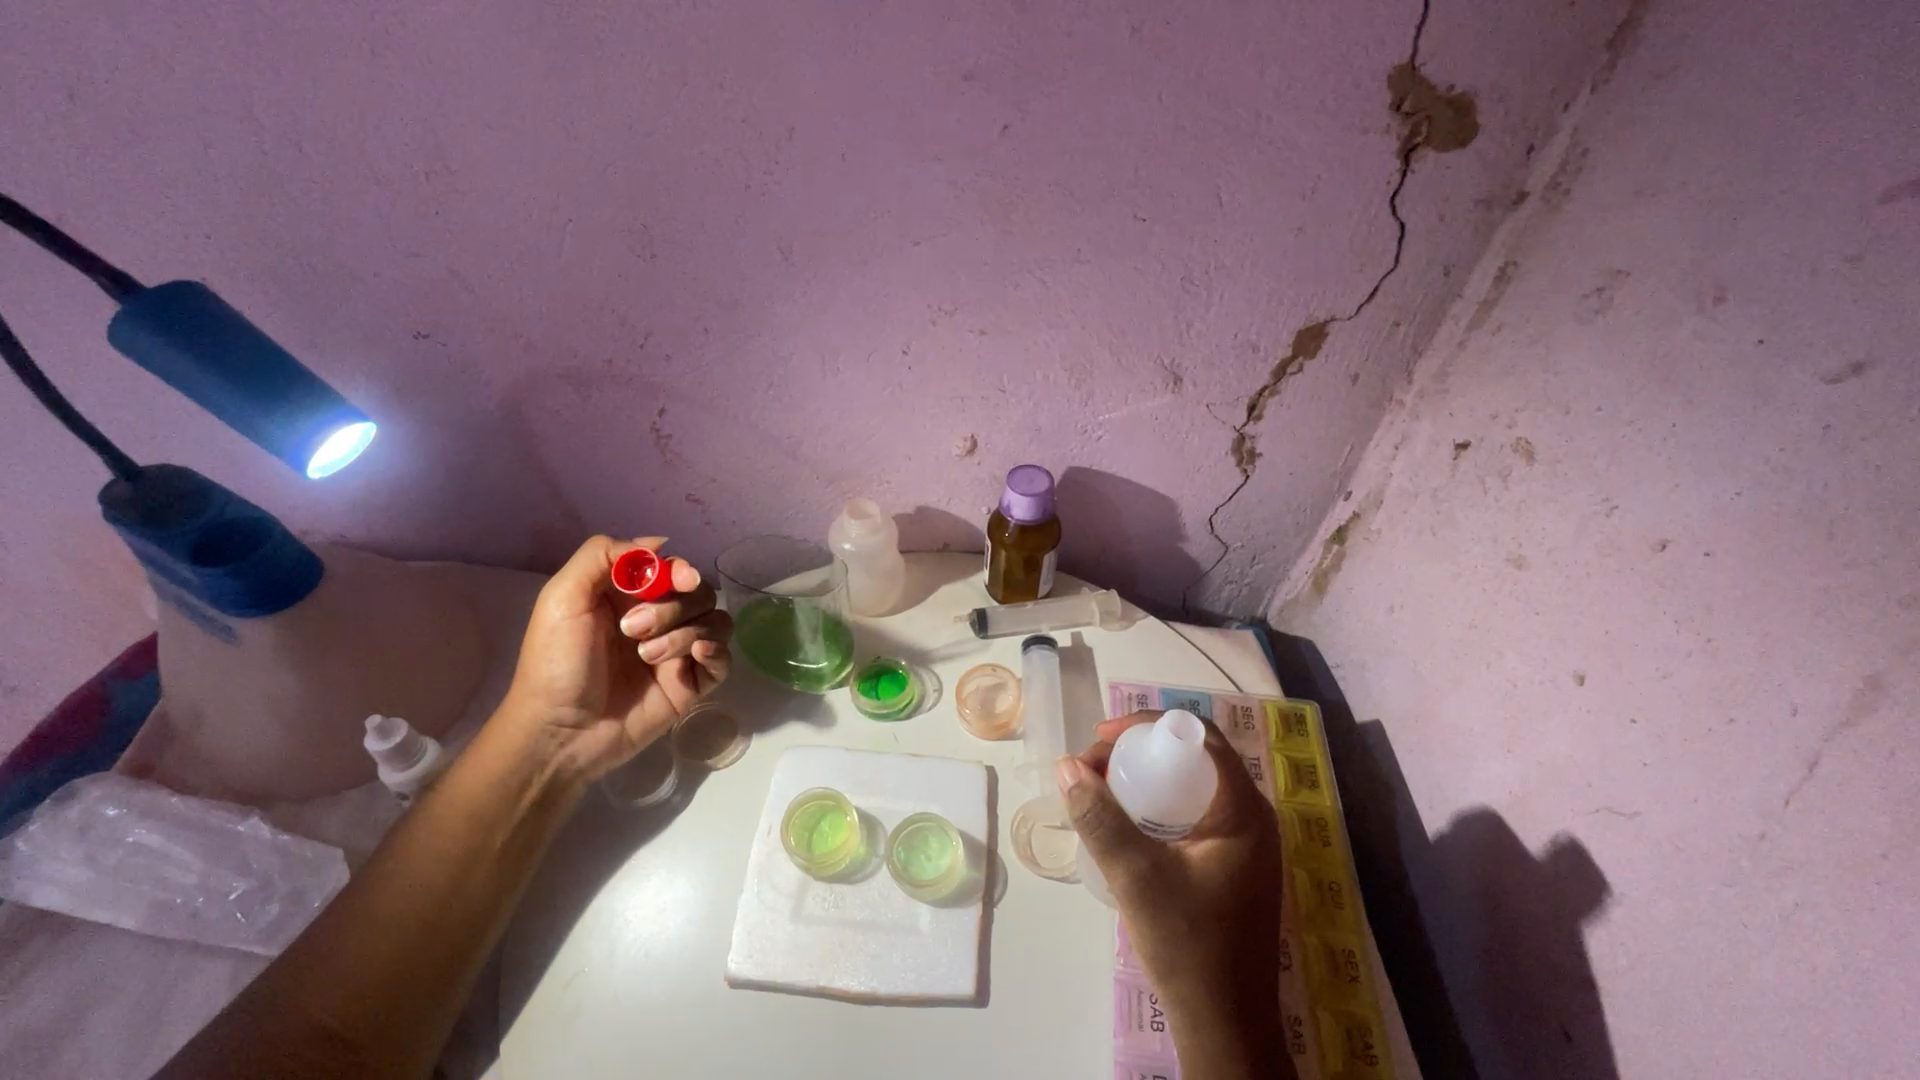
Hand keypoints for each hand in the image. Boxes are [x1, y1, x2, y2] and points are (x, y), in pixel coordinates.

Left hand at [498, 535, 731, 782]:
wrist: (560, 731)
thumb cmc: (555, 663)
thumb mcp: (564, 597)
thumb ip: (603, 556)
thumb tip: (660, 543)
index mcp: (631, 596)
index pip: (675, 568)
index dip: (682, 569)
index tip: (678, 579)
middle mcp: (660, 619)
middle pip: (701, 592)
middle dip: (674, 607)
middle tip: (634, 631)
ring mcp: (679, 653)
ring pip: (716, 621)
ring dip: (687, 632)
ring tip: (648, 657)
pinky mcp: (692, 685)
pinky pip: (724, 658)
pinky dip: (716, 651)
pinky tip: (694, 657)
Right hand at [1058, 711, 1287, 1075]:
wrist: (1225, 1022)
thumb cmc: (1188, 945)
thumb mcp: (1136, 878)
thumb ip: (1100, 820)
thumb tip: (1066, 766)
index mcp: (1244, 809)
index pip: (1199, 736)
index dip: (1147, 725)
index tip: (1101, 738)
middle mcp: (1253, 816)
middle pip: (1195, 757)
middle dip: (1141, 750)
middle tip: (1094, 766)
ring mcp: (1247, 842)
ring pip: (1194, 786)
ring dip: (1148, 778)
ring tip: (1103, 790)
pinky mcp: (1234, 864)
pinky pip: (1196, 813)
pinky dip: (1160, 804)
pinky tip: (1129, 824)